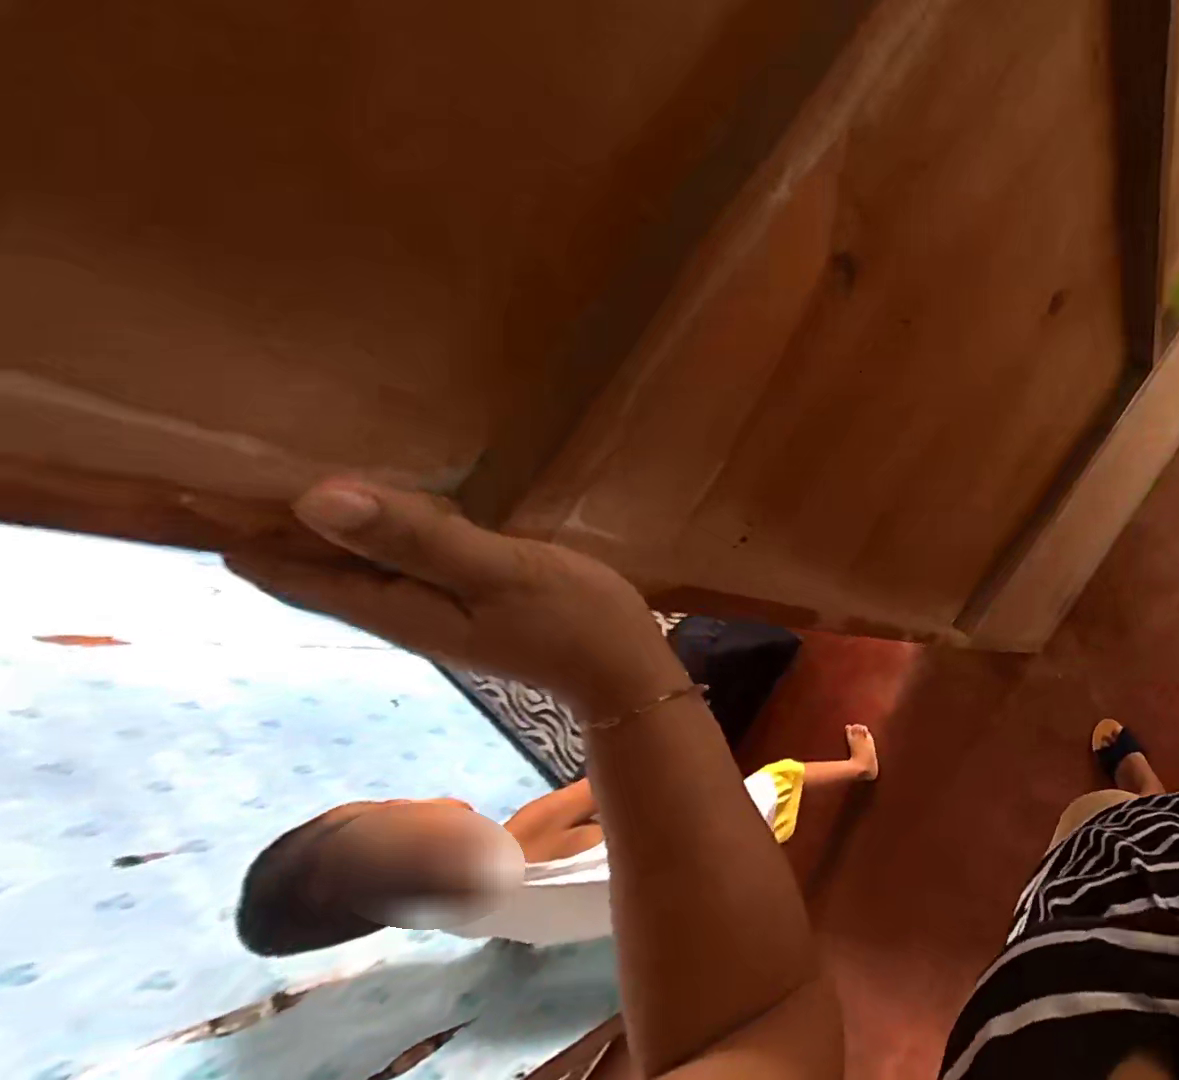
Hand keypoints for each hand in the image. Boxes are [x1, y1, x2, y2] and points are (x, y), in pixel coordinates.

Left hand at [226, 478, 678, 714]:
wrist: (622, 667)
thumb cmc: (572, 618)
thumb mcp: (501, 572)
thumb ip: (418, 539)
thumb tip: (314, 497)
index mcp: (396, 606)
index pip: (286, 567)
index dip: (237, 526)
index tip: (188, 477)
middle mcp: (401, 611)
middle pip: (312, 566)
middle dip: (269, 522)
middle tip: (231, 459)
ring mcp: (436, 609)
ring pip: (355, 563)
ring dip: (324, 526)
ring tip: (294, 473)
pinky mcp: (467, 601)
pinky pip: (399, 562)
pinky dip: (380, 533)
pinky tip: (394, 508)